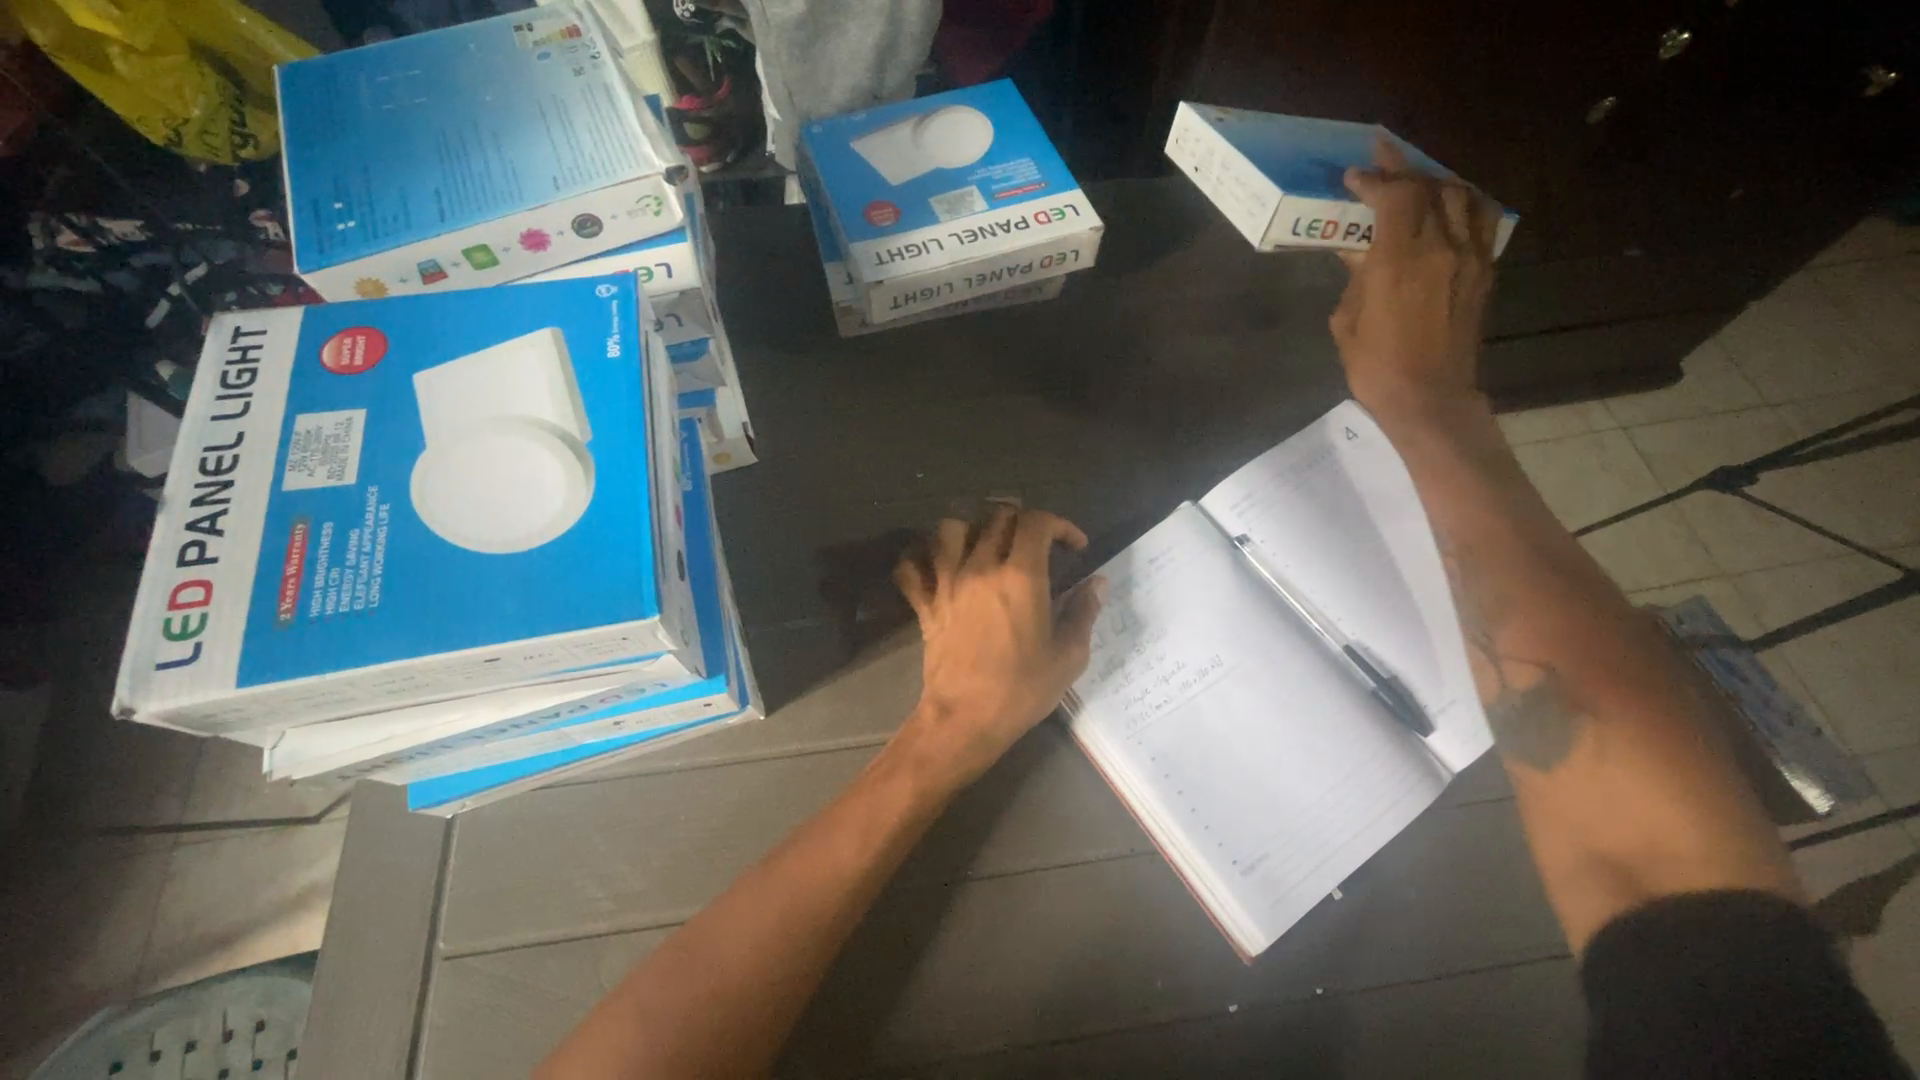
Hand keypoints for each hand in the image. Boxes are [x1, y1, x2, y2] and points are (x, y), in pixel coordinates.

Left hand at [892, 504, 1105, 784]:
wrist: (965, 718)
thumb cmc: (1022, 690)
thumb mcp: (1069, 656)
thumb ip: (1084, 612)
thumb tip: (1097, 583)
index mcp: (1021, 576)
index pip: (1037, 522)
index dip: (1060, 525)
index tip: (1074, 546)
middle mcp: (981, 568)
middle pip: (998, 518)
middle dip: (1022, 522)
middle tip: (1036, 545)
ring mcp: (947, 584)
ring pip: (950, 530)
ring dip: (971, 529)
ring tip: (985, 546)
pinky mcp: (925, 604)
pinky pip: (910, 568)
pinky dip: (919, 560)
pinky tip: (935, 567)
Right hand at [1330, 138, 1502, 417]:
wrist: (1429, 398)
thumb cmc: (1375, 366)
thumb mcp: (1348, 320)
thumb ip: (1356, 276)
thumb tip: (1358, 251)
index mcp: (1399, 261)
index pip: (1395, 196)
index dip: (1375, 178)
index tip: (1355, 175)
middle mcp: (1441, 248)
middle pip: (1430, 187)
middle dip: (1403, 168)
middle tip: (1383, 157)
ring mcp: (1470, 258)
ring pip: (1462, 196)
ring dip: (1438, 180)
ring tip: (1419, 178)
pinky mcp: (1485, 272)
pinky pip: (1482, 220)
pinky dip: (1464, 203)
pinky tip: (1450, 205)